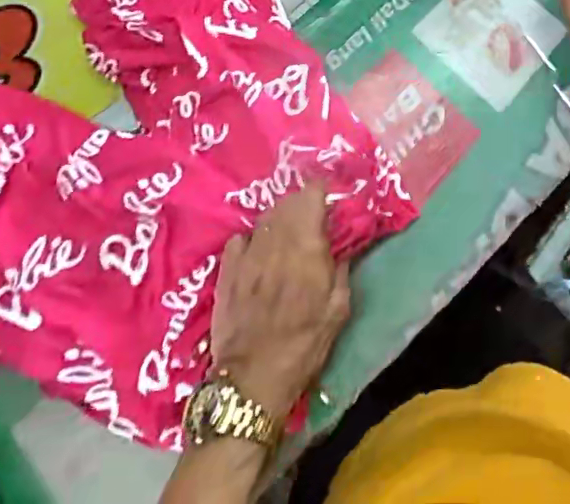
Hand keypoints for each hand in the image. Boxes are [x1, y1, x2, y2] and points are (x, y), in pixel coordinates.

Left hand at [207, 184, 350, 415]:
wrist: (252, 379)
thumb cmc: (303, 346)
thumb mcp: (338, 311)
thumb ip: (341, 270)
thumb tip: (342, 245)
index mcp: (306, 247)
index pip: (311, 194)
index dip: (322, 191)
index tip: (331, 199)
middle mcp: (275, 241)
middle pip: (288, 200)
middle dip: (302, 204)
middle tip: (313, 220)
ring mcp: (247, 252)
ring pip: (265, 216)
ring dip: (280, 219)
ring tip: (288, 236)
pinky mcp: (227, 267)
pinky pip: (242, 237)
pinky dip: (254, 239)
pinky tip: (260, 253)